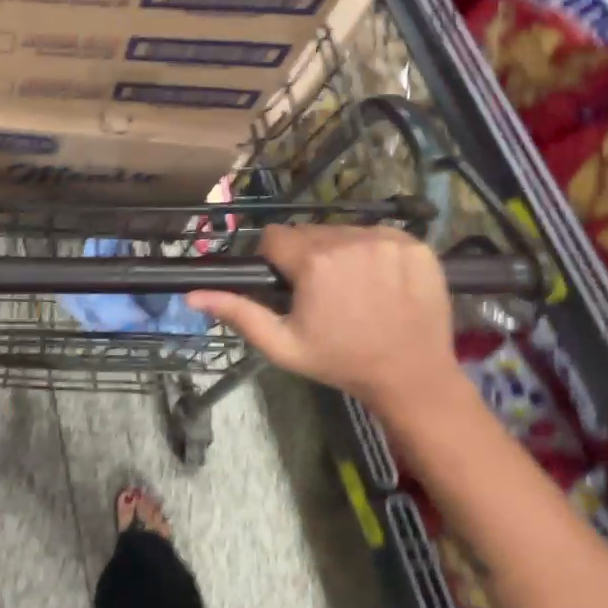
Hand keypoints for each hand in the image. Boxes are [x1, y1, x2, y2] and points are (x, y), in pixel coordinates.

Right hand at [188, 224, 463, 420]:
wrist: (412, 376)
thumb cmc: (339, 361)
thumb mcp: (282, 345)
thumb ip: (238, 313)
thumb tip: (192, 294)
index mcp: (314, 262)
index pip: (275, 237)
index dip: (276, 261)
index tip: (290, 286)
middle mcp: (350, 240)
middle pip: (309, 232)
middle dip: (307, 256)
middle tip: (321, 293)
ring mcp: (387, 241)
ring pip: (342, 231)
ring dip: (339, 252)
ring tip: (351, 288)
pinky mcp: (415, 245)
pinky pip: (378, 235)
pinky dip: (373, 252)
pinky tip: (378, 281)